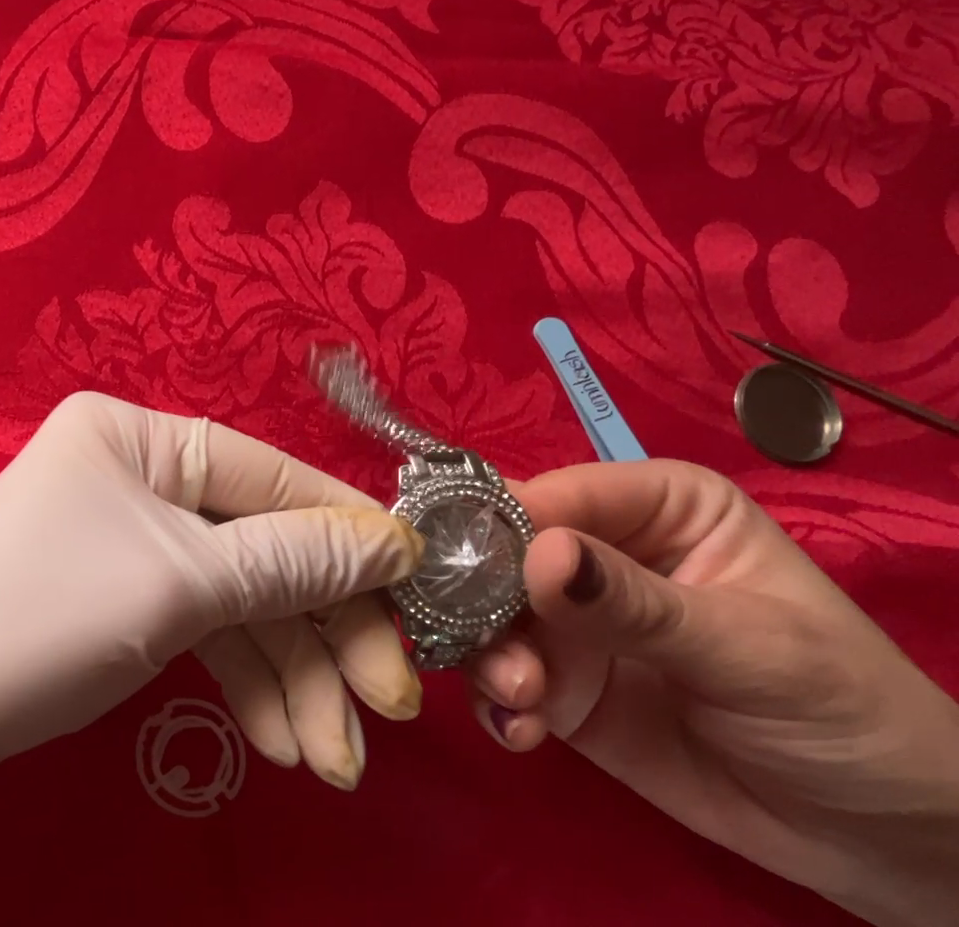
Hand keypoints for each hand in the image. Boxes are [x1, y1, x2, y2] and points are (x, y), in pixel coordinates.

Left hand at [0, 392, 423, 824]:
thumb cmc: (50, 615)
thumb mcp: (180, 584)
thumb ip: (292, 561)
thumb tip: (393, 541)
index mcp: (135, 435)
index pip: (268, 474)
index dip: (347, 534)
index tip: (420, 591)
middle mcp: (136, 472)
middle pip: (262, 545)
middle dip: (324, 633)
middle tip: (387, 709)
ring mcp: (134, 536)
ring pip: (241, 599)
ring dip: (292, 676)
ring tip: (333, 759)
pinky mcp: (129, 593)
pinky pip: (206, 626)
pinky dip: (246, 679)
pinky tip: (284, 740)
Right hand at [466, 460, 958, 926]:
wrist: (877, 837)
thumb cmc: (846, 713)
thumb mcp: (750, 651)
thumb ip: (636, 604)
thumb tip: (538, 554)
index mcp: (657, 510)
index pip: (556, 495)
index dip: (500, 520)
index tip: (456, 562)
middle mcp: (597, 554)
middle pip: (498, 553)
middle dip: (477, 598)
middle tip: (489, 644)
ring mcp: (569, 621)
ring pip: (483, 615)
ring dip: (485, 655)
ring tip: (522, 698)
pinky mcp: (555, 682)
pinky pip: (495, 678)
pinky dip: (496, 702)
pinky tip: (524, 732)